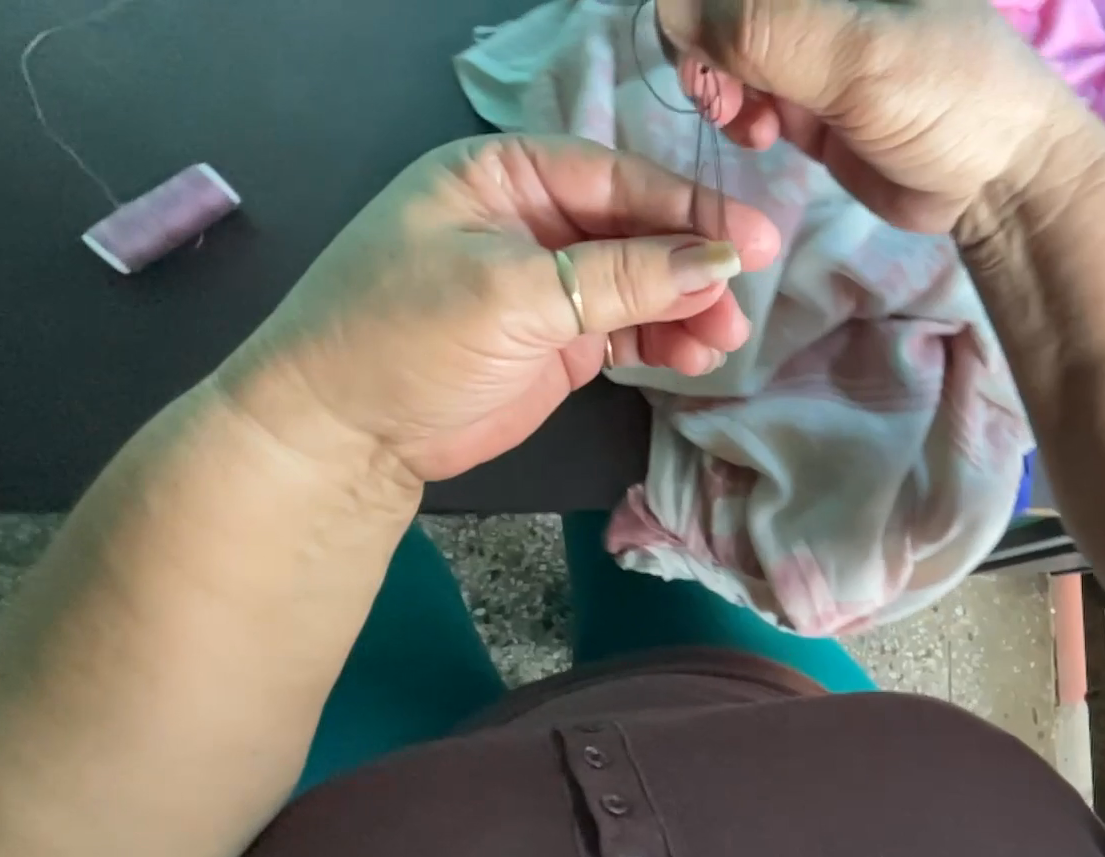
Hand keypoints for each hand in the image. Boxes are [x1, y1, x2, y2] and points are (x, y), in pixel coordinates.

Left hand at [221, 135, 781, 481]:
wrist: (349, 433)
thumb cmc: (407, 334)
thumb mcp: (514, 293)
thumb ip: (622, 278)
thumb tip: (717, 265)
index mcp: (507, 176)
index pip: (617, 179)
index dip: (689, 210)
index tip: (755, 242)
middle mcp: (536, 221)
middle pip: (638, 233)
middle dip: (691, 268)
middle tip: (739, 303)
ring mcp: (553, 284)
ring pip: (641, 285)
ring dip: (686, 311)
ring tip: (723, 340)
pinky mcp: (563, 339)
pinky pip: (629, 329)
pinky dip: (664, 342)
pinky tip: (694, 358)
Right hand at [657, 0, 1086, 232]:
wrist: (992, 178)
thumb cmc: (947, 94)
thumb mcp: (860, 55)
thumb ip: (767, 29)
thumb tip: (672, 14)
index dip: (701, 3)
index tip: (702, 48)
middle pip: (721, 4)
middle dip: (707, 45)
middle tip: (723, 97)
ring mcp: (807, 41)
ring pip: (724, 47)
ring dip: (719, 84)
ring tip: (746, 123)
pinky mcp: (804, 95)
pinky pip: (745, 91)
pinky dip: (738, 112)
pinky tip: (759, 135)